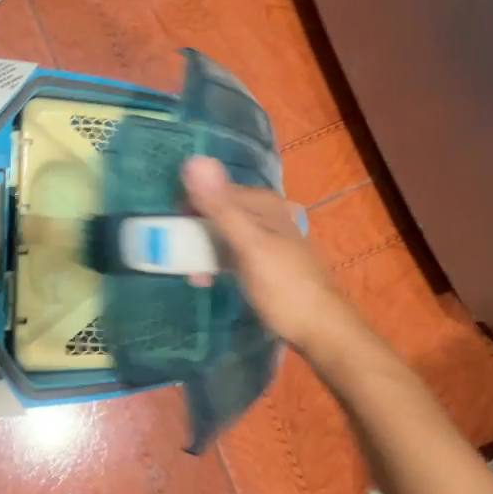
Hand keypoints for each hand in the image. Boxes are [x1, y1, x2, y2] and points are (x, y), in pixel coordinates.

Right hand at [181, 156, 356, 354]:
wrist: (323, 333)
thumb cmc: (285, 288)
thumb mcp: (249, 245)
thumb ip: (221, 207)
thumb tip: (194, 160)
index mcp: (263, 204)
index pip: (215, 190)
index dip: (189, 206)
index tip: (169, 229)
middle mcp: (266, 215)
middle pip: (218, 212)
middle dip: (195, 231)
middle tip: (177, 256)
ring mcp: (267, 240)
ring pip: (223, 234)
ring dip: (203, 249)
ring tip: (191, 274)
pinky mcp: (265, 264)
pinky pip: (231, 253)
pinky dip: (216, 262)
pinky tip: (207, 280)